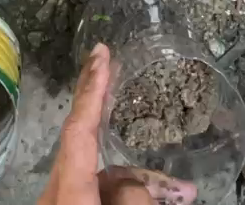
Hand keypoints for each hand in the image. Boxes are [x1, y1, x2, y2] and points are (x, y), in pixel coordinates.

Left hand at [37, 43, 198, 204]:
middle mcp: (59, 192)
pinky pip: (102, 195)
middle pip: (84, 141)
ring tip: (185, 190)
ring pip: (103, 177)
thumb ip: (133, 197)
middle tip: (113, 63)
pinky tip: (167, 197)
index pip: (78, 128)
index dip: (91, 89)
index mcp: (67, 190)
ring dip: (140, 178)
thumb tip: (141, 183)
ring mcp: (64, 202)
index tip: (101, 53)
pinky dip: (129, 195)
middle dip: (102, 103)